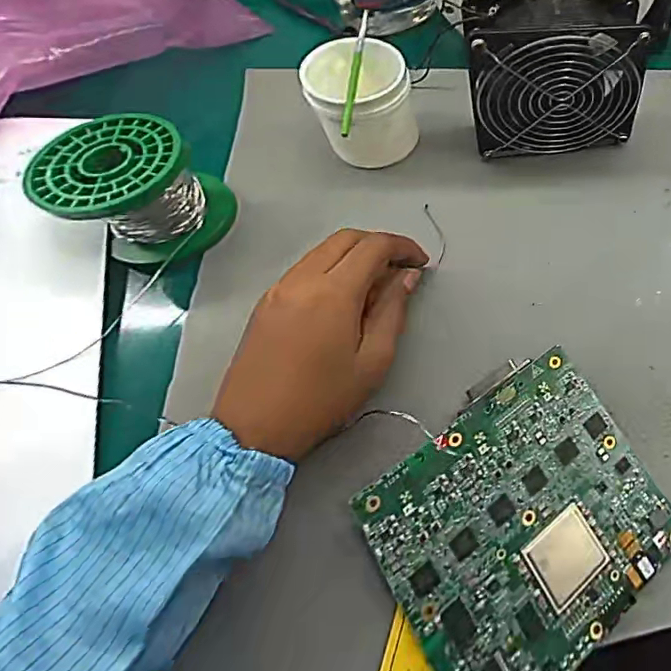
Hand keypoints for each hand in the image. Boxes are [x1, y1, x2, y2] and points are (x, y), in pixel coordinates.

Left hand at [211, 229, 428, 461]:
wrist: (251, 432)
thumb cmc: (320, 400)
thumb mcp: (373, 360)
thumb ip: (393, 310)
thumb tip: (406, 277)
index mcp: (332, 293)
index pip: (374, 246)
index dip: (403, 247)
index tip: (419, 263)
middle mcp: (302, 280)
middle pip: (347, 238)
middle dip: (380, 244)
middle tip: (400, 268)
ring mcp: (279, 288)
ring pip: (324, 249)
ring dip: (355, 254)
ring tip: (375, 285)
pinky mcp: (266, 301)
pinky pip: (306, 267)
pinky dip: (332, 267)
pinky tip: (344, 296)